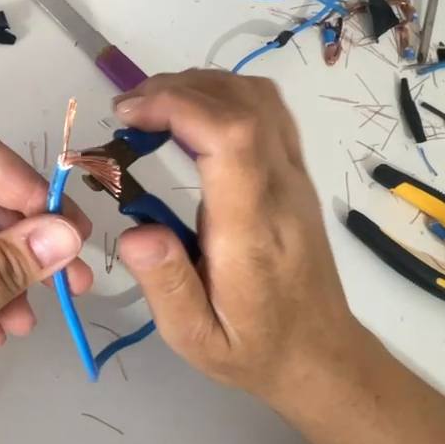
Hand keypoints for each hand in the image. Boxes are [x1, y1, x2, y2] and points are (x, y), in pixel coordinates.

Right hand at [112, 70, 368, 404]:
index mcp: (252, 227)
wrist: (320, 357)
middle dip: (175, 89)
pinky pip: (264, 110)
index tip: (127, 114)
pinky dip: (220, 96)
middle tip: (124, 111)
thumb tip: (134, 232)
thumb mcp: (194, 336)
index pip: (230, 136)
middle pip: (241, 103)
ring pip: (257, 97)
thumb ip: (165, 283)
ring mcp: (294, 177)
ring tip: (149, 110)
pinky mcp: (293, 174)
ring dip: (198, 87)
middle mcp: (280, 189)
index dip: (177, 106)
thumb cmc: (251, 348)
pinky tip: (187, 118)